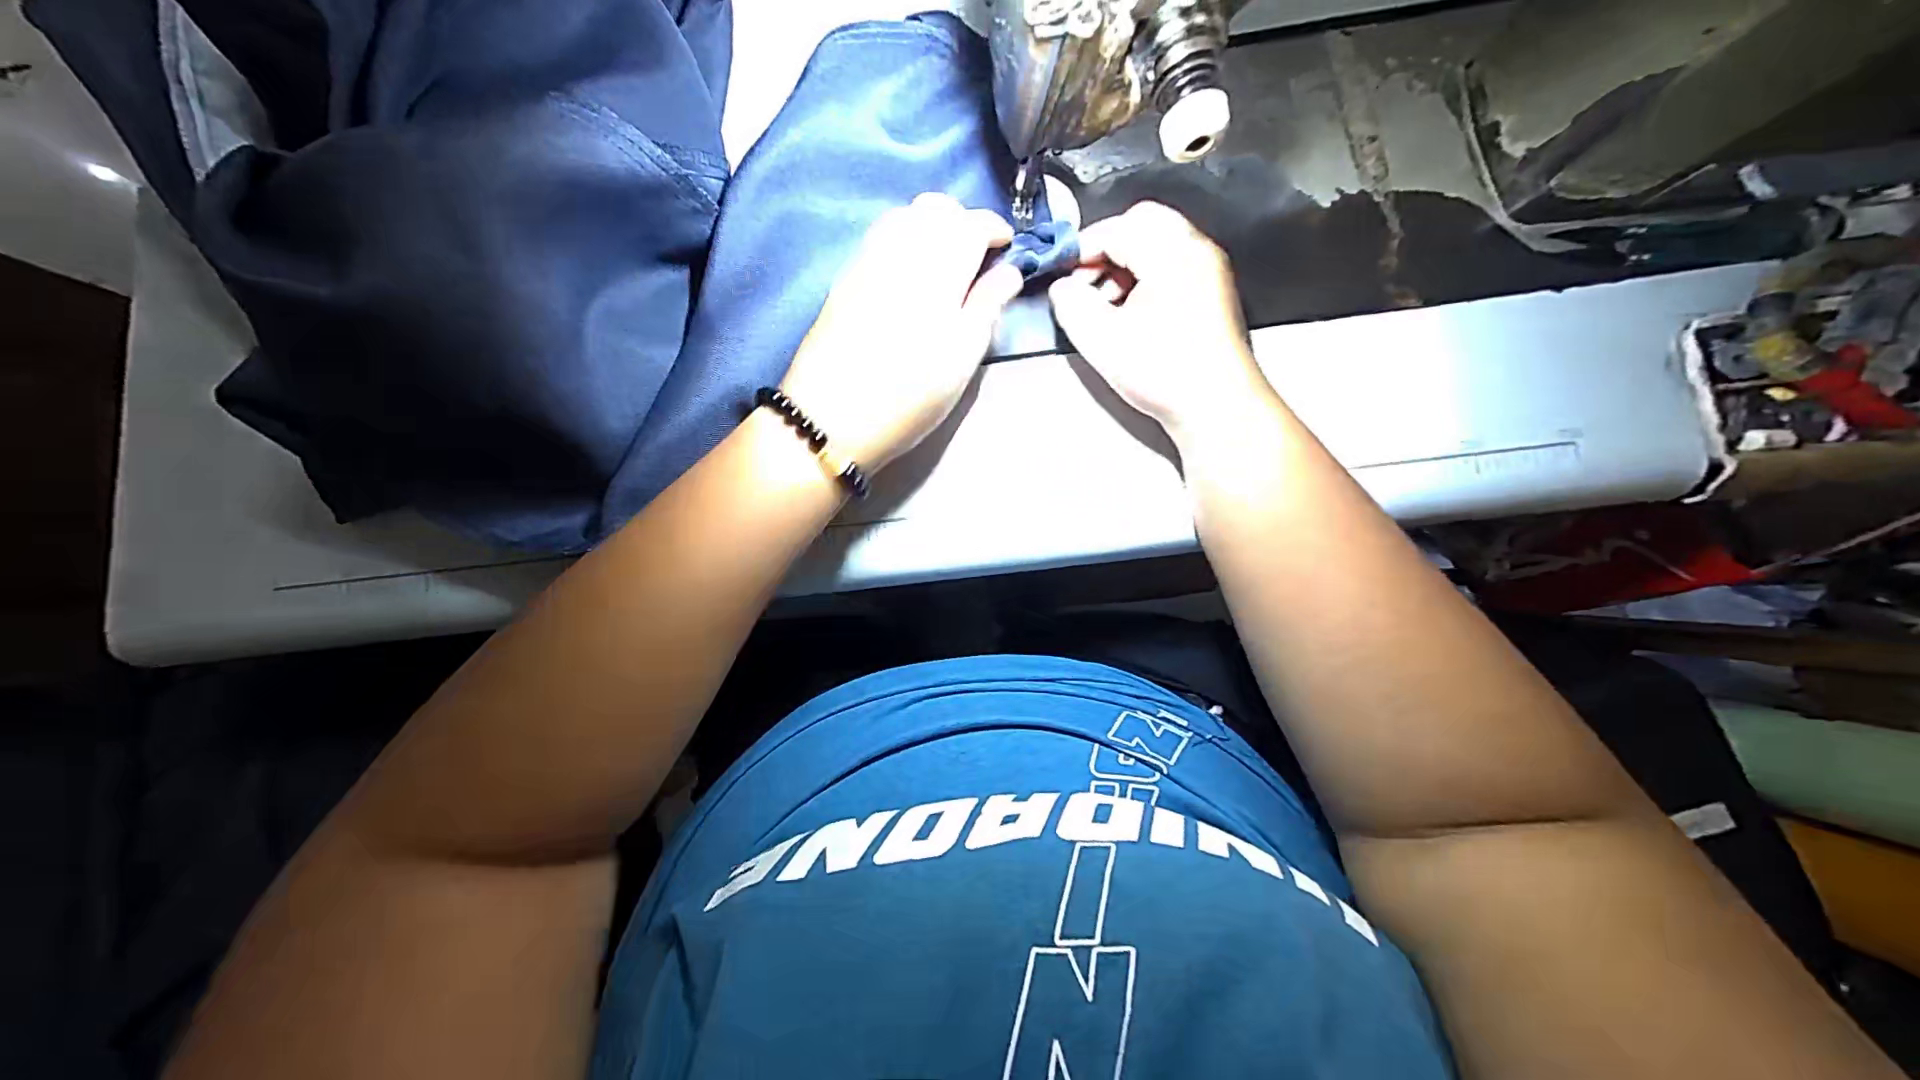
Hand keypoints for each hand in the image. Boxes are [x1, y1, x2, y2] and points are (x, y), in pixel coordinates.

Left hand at [778, 193, 1025, 472]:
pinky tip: (909, 270)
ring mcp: (867, 261)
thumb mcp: (962, 358)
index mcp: (938, 268)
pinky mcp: (844, 278)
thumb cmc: (908, 395)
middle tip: (978, 256)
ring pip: (904, 216)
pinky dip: (903, 236)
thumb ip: (987, 306)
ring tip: (944, 261)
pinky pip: (880, 236)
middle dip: (964, 222)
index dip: (995, 229)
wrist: (830, 417)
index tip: (1007, 248)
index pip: (972, 224)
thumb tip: (1009, 271)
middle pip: (936, 210)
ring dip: (931, 225)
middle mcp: (901, 251)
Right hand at [1048, 202, 1276, 441]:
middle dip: (1105, 250)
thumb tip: (1062, 288)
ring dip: (1123, 265)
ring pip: (1157, 244)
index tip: (1060, 274)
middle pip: (1141, 225)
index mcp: (1172, 252)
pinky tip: (1129, 314)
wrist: (1217, 407)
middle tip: (1081, 283)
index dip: (1081, 249)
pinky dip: (1145, 278)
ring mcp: (1209, 271)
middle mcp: (1197, 251)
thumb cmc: (1166, 373)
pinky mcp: (1212, 293)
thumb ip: (1071, 303)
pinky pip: (1172, 267)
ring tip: (1103, 305)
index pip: (1116, 228)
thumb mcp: (1101, 338)